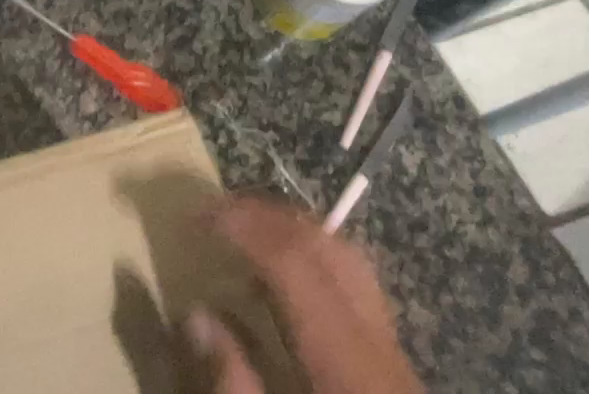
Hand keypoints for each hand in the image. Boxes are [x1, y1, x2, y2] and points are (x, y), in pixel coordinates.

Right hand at [187, 199, 421, 393]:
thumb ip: (232, 384)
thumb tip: (197, 313)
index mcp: (348, 368)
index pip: (294, 264)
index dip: (242, 228)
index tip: (193, 217)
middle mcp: (378, 346)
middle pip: (326, 247)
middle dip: (265, 216)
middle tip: (211, 212)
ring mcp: (394, 352)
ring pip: (347, 258)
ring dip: (290, 230)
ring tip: (241, 230)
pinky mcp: (395, 366)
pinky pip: (353, 283)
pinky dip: (312, 259)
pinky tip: (279, 277)